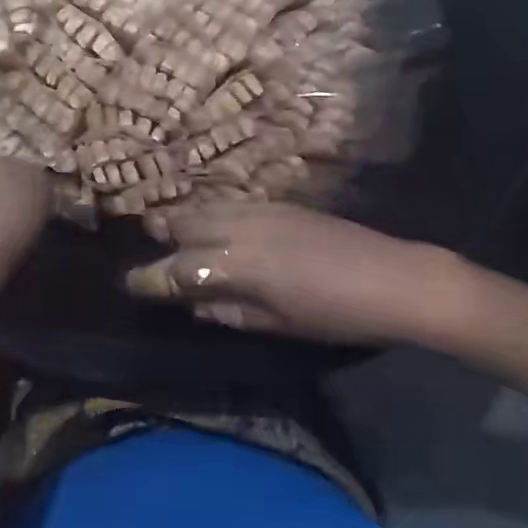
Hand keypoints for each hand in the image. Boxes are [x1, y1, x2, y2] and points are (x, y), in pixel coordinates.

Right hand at [123, 202, 497, 346]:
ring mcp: (258, 211)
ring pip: (204, 210)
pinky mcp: (277, 204)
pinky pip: (228, 205)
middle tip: (151, 252)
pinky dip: (211, 214)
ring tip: (171, 233)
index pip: (179, 270)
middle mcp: (239, 231)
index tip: (132, 283)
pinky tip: (215, 225)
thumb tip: (197, 305)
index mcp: (238, 267)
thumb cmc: (337, 315)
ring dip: (183, 222)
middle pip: (184, 228)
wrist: (396, 278)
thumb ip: (232, 312)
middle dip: (162, 239)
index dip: (152, 278)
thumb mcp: (281, 324)